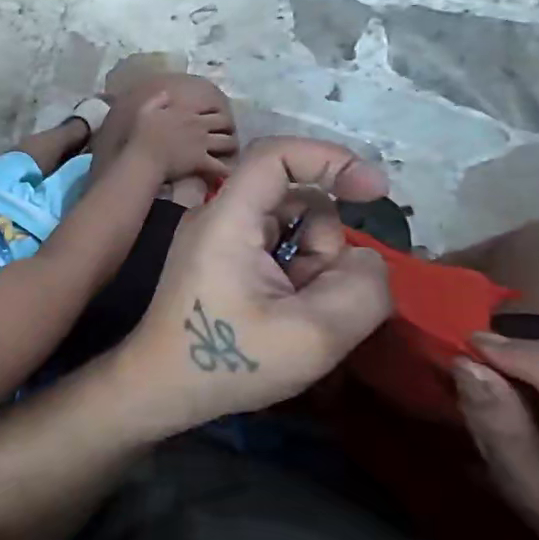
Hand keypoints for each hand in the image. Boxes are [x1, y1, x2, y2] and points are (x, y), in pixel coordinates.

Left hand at [107, 138, 393, 437]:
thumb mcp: (315, 332)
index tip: (375, 191)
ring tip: (296, 312)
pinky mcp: (219, 259)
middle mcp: (215, 217)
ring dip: (313, 263)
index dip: (330, 159)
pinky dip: (295, 274)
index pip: (274, 155)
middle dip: (325, 240)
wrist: (163, 384)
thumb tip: (364, 259)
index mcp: (225, 219)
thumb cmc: (230, 360)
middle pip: (292, 197)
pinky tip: (285, 313)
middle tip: (316, 294)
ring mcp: (215, 239)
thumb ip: (362, 285)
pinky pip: (273, 248)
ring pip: (289, 226)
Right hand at [121, 90, 237, 188]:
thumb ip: (157, 101)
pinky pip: (221, 166)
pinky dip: (226, 169)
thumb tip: (167, 94)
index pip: (211, 108)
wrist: (143, 158)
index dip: (216, 112)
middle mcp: (198, 126)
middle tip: (226, 133)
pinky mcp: (202, 161)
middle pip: (225, 123)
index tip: (215, 117)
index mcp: (186, 113)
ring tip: (229, 151)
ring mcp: (202, 144)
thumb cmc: (141, 136)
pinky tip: (227, 171)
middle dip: (228, 127)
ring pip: (228, 142)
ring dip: (231, 146)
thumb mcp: (145, 112)